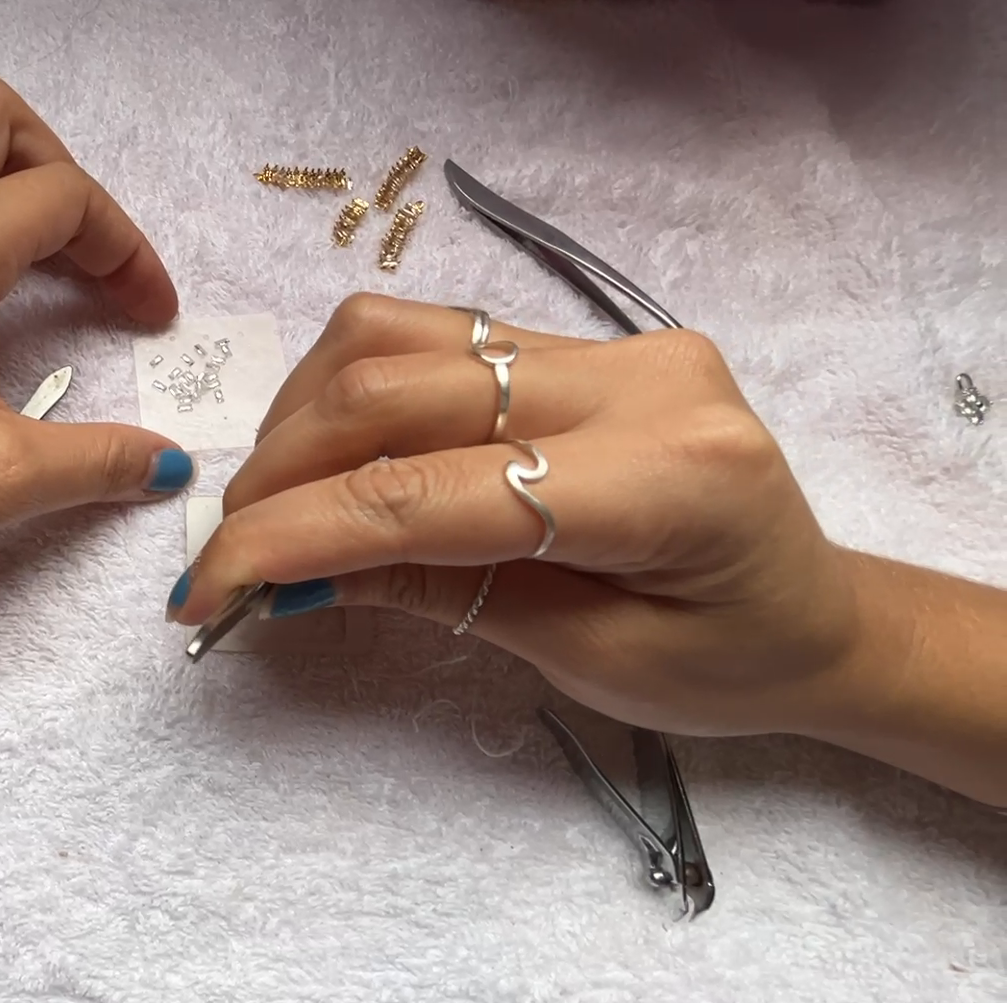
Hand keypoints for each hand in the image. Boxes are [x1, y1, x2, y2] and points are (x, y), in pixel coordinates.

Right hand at [169, 294, 865, 737]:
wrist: (806, 607)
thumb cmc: (713, 662)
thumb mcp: (567, 655)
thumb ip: (420, 593)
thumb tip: (279, 579)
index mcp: (663, 480)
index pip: (417, 498)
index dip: (286, 541)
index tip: (203, 592)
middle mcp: (630, 377)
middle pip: (383, 397)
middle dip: (273, 481)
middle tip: (226, 552)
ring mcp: (594, 339)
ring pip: (380, 342)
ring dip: (290, 425)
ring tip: (271, 500)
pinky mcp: (557, 333)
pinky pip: (406, 331)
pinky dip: (330, 388)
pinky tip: (321, 445)